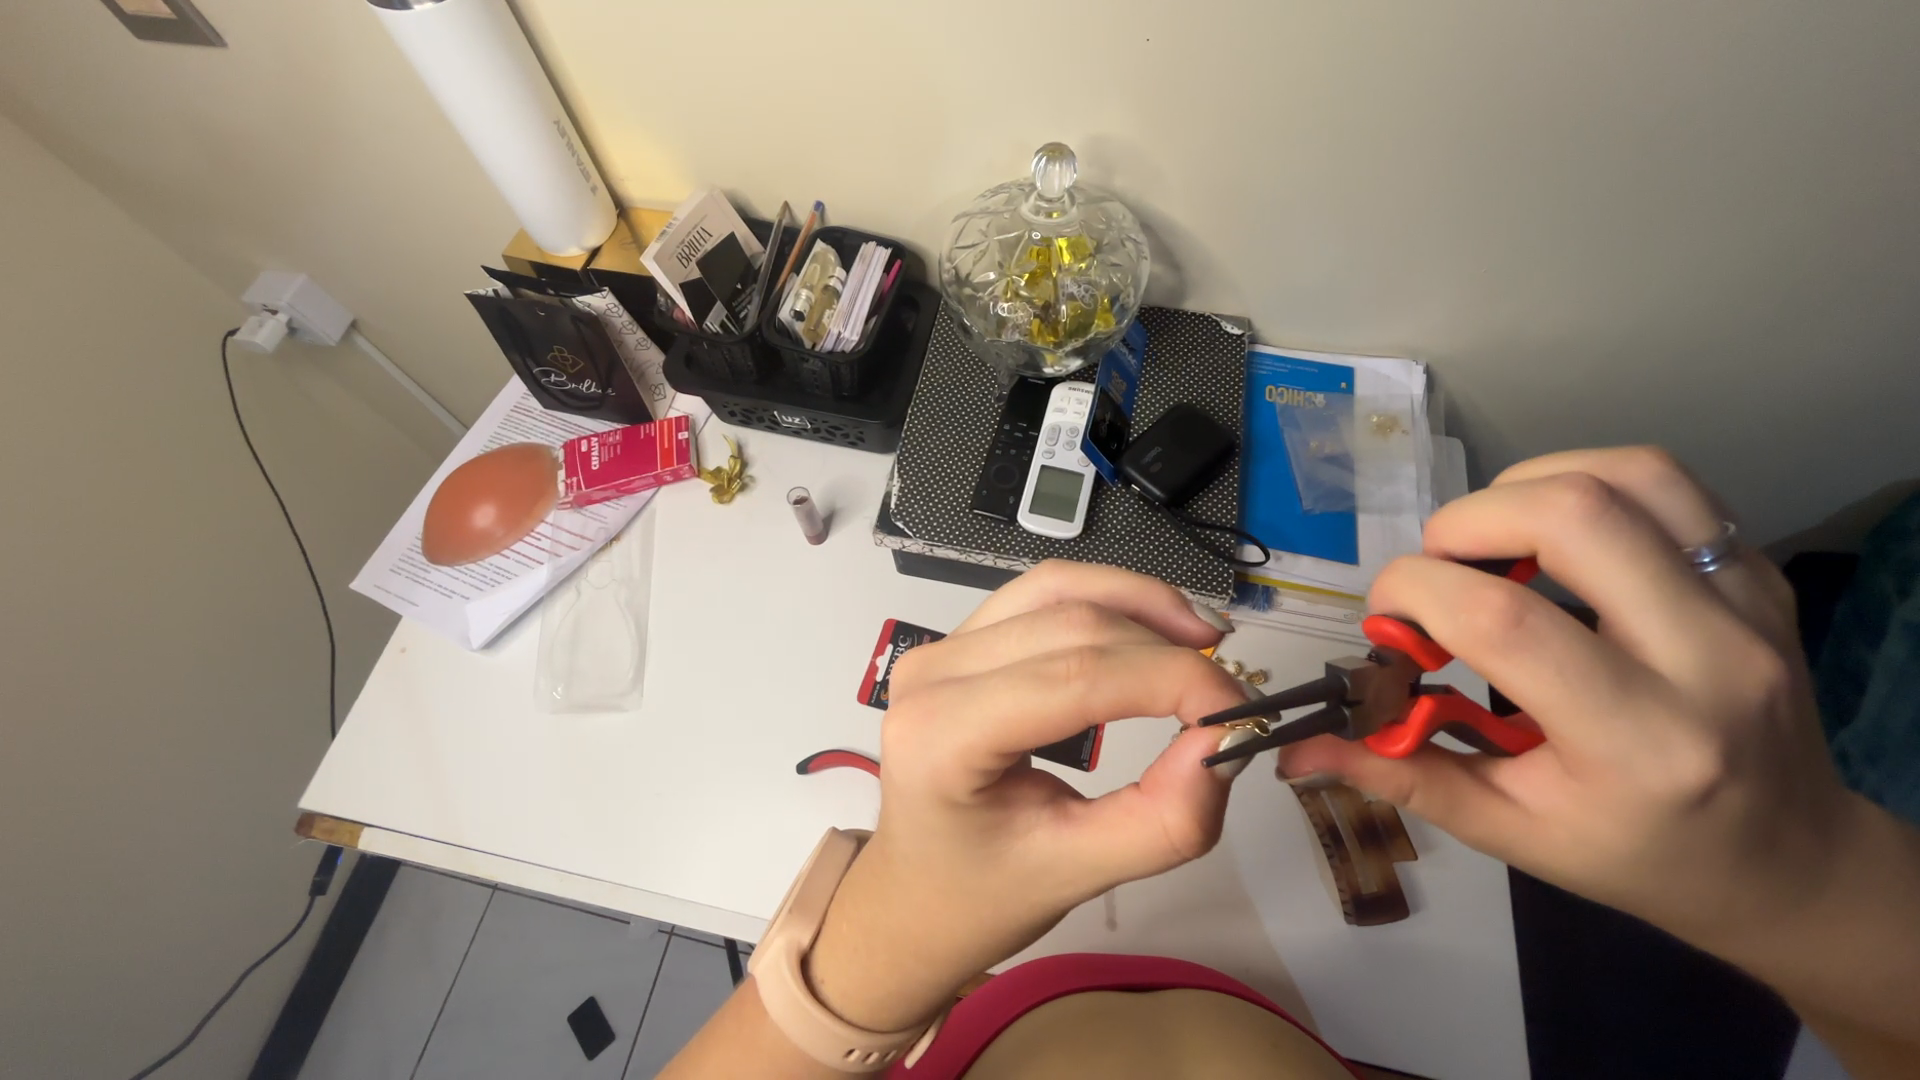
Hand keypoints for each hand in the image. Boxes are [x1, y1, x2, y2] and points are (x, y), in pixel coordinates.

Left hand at [804, 561, 1248, 1031]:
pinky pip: (1041, 595)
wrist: (913, 893)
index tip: (1239, 709)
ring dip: (1139, 603)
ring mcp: (940, 648)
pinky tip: (1152, 625)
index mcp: (942, 736)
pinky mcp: (960, 641)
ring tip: (1204, 640)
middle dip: (1165, 647)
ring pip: (1057, 590)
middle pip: (1070, 624)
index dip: (1170, 679)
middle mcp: (932, 673)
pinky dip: (1107, 600)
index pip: (1075, 678)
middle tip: (1230, 690)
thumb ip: (1162, 820)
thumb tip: (1227, 745)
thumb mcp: (1077, 873)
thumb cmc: (980, 895)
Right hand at [1278, 447, 1854, 948]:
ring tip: (1488, 542)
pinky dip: (1580, 481)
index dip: (1413, 591)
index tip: (1387, 617)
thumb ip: (1401, 777)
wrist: (1791, 860)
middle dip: (1463, 522)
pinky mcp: (1760, 575)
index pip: (1503, 620)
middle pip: (1572, 515)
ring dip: (1522, 488)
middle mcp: (1708, 659)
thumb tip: (1296, 752)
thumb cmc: (1636, 853)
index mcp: (1639, 741)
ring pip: (1626, 477)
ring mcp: (1748, 606)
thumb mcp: (1510, 831)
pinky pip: (1664, 482)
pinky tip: (1547, 530)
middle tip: (1436, 568)